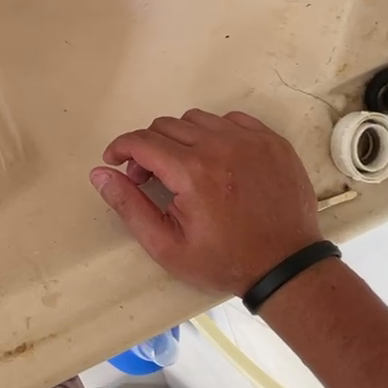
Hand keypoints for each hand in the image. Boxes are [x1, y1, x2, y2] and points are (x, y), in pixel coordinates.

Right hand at [90, 109, 321, 296]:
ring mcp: (251, 140)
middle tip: (150, 177)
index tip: (115, 161)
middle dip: (147, 147)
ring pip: (196, 119)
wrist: (288, 268)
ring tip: (184, 168)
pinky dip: (214, 133)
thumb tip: (99, 173)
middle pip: (165, 126)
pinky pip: (230, 120)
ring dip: (180, 138)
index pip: (141, 141)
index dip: (120, 148)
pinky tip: (215, 160)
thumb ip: (128, 205)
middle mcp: (220, 146)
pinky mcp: (272, 142)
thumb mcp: (166, 245)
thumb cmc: (223, 261)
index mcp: (192, 172)